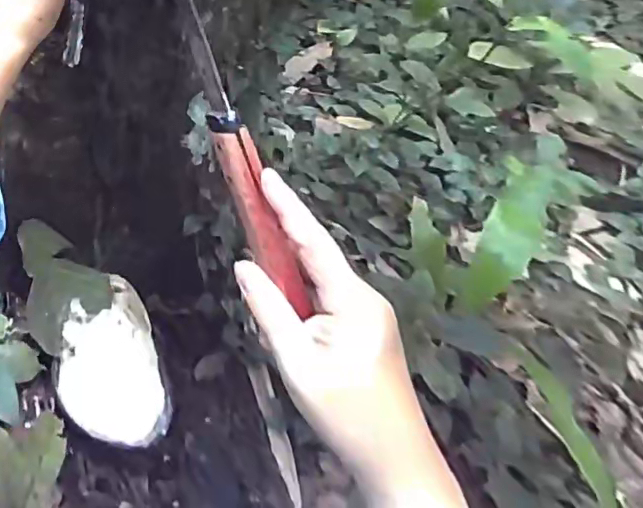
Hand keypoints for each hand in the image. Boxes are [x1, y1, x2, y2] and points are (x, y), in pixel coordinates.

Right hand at [236, 170, 464, 506]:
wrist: (399, 467)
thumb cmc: (348, 416)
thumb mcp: (297, 363)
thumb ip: (269, 310)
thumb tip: (243, 265)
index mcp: (353, 300)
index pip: (313, 241)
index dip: (287, 206)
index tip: (266, 174)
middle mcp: (365, 297)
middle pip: (316, 252)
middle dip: (284, 223)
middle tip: (254, 194)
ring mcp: (368, 313)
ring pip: (320, 274)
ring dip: (289, 255)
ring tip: (260, 231)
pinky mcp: (365, 328)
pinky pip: (325, 292)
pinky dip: (300, 280)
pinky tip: (282, 280)